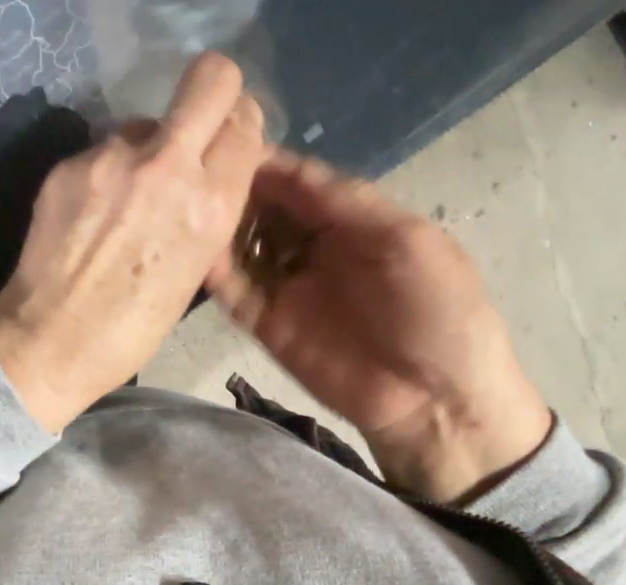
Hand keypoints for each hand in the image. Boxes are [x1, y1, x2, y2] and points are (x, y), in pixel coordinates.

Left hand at [0, 52, 267, 432]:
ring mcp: (112, 160)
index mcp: (210, 205)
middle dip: (210, 96)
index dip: (236, 130)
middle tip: (190, 133)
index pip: (244, 120)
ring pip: (146, 123)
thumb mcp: (192, 276)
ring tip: (123, 204)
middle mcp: (167, 168)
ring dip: (144, 151)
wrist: (47, 346)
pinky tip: (90, 217)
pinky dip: (104, 174)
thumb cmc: (127, 333)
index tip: (222, 147)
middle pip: (212, 78)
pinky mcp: (69, 166)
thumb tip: (208, 175)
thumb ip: (209, 213)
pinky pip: (102, 149)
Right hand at [209, 151, 551, 502]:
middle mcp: (316, 250)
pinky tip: (195, 256)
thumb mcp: (405, 241)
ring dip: (221, 231)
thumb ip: (345, 205)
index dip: (270, 166)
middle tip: (199, 179)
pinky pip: (237, 296)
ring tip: (189, 210)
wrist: (431, 398)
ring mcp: (290, 290)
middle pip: (266, 213)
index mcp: (356, 222)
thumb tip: (284, 172)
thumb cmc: (437, 312)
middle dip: (237, 195)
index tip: (230, 145)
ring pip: (245, 251)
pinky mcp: (269, 328)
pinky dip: (216, 277)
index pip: (302, 184)